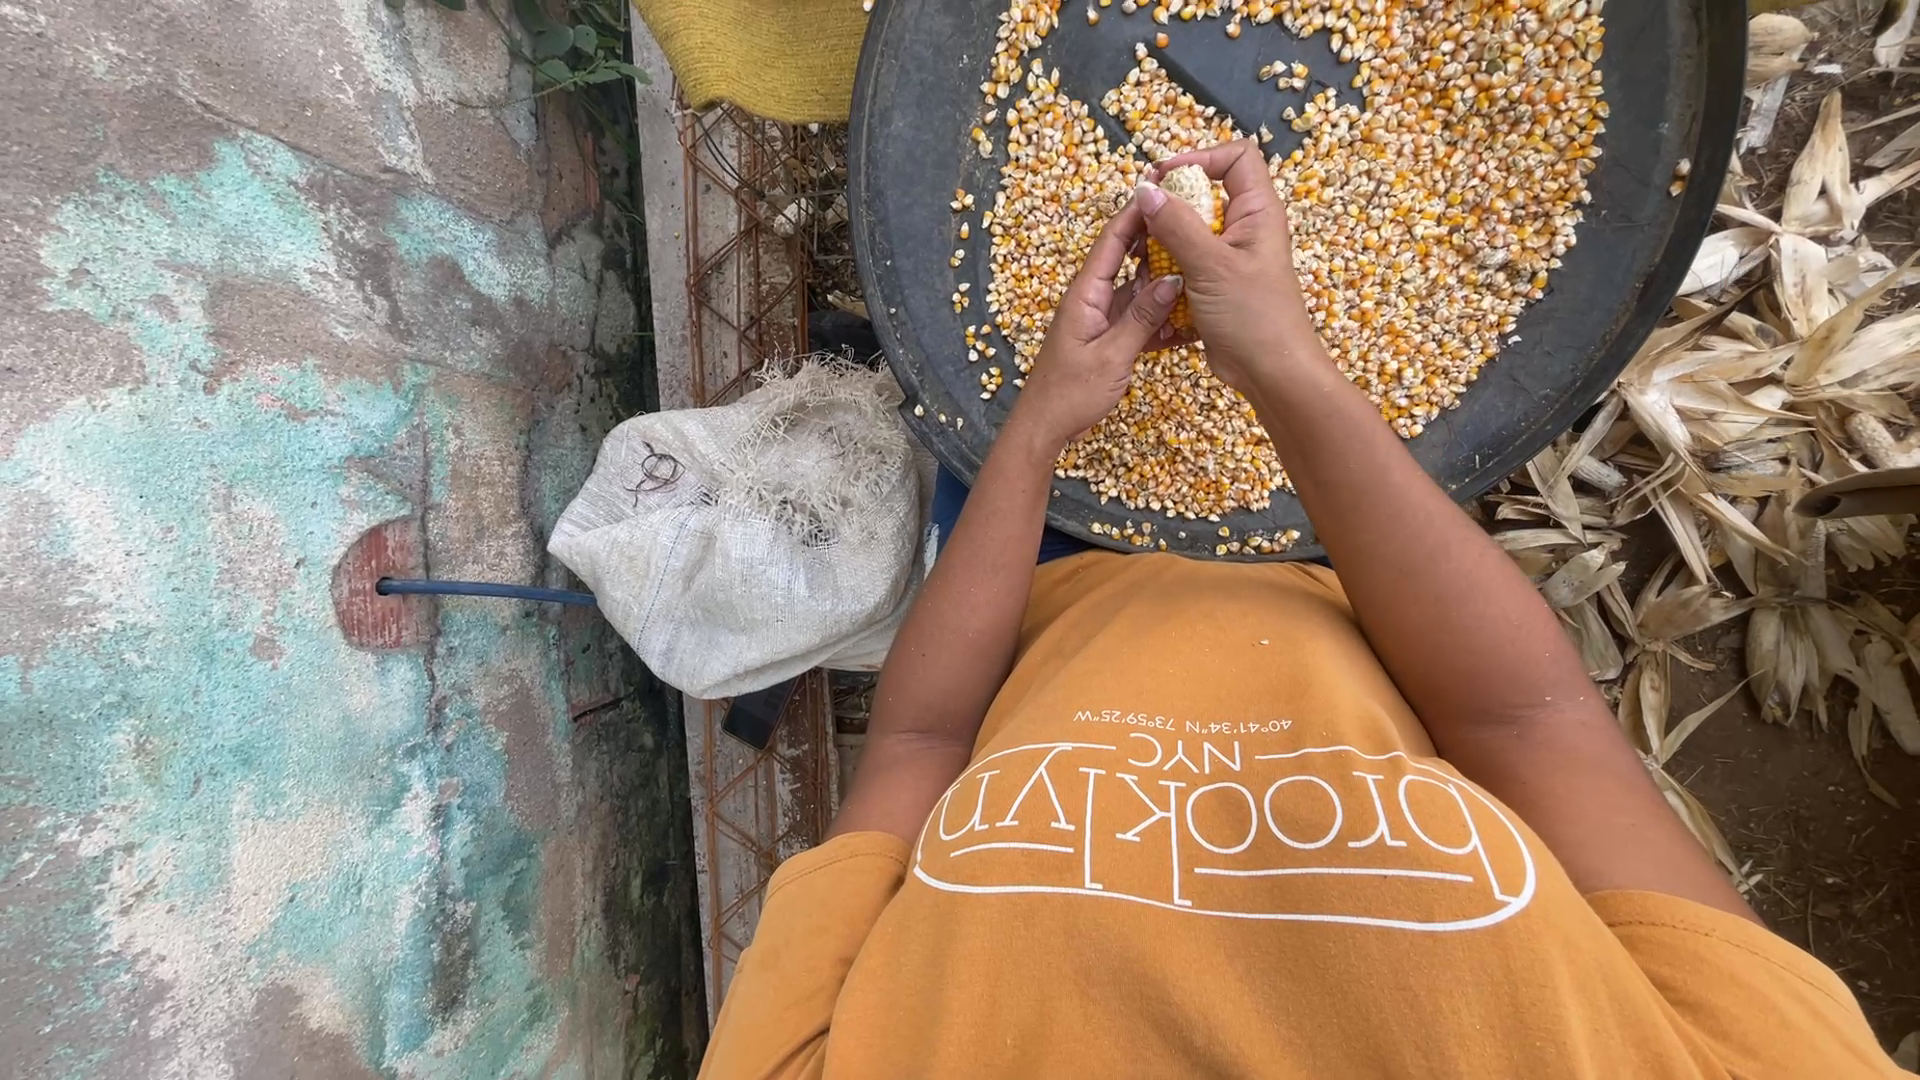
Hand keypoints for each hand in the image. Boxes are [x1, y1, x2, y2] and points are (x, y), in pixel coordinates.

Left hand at [1006, 195, 1183, 451]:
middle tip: (1196, 220)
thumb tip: (1173, 278)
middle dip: (1159, 239)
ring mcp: (1100, 320)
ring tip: (1202, 264)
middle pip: (1127, 258)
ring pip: (1138, 289)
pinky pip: (1138, 318)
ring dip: (1166, 281)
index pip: (1112, 240)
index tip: (1168, 188)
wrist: (1046, 428)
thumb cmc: (1069, 394)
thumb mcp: (1111, 356)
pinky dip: (1160, 316)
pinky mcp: (1108, 340)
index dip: (1138, 211)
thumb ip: (1142, 317)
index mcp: (1085, 294)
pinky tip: (1188, 316)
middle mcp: (1092, 300)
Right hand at [1138, 139, 1319, 394]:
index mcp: (1257, 211)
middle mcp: (1244, 230)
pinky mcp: (1213, 289)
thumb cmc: (1253, 315)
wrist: (1270, 372)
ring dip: (1162, 246)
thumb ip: (1177, 226)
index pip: (1235, 158)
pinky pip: (1184, 269)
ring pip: (1188, 236)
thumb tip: (1146, 189)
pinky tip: (1150, 288)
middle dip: (1169, 208)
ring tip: (1141, 260)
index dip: (1199, 158)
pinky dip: (1165, 276)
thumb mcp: (1212, 266)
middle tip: (1140, 223)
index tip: (1162, 178)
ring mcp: (1228, 261)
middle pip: (1203, 197)